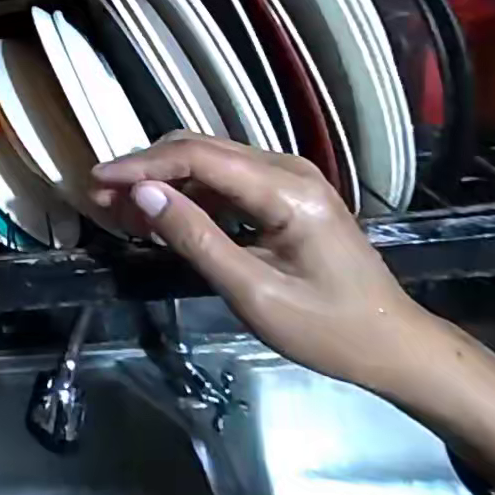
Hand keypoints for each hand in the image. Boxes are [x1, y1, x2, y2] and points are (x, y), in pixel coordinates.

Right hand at [91, 133, 441, 394]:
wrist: (395, 344)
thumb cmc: (329, 329)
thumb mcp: (255, 294)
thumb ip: (196, 239)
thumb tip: (142, 195)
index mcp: (287, 189)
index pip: (199, 157)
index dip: (143, 165)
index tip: (99, 179)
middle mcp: (285, 166)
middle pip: (199, 149)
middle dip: (145, 170)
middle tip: (101, 195)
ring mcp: (286, 175)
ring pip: (207, 161)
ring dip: (162, 182)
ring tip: (121, 209)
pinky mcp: (282, 190)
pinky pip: (223, 180)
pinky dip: (187, 195)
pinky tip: (162, 217)